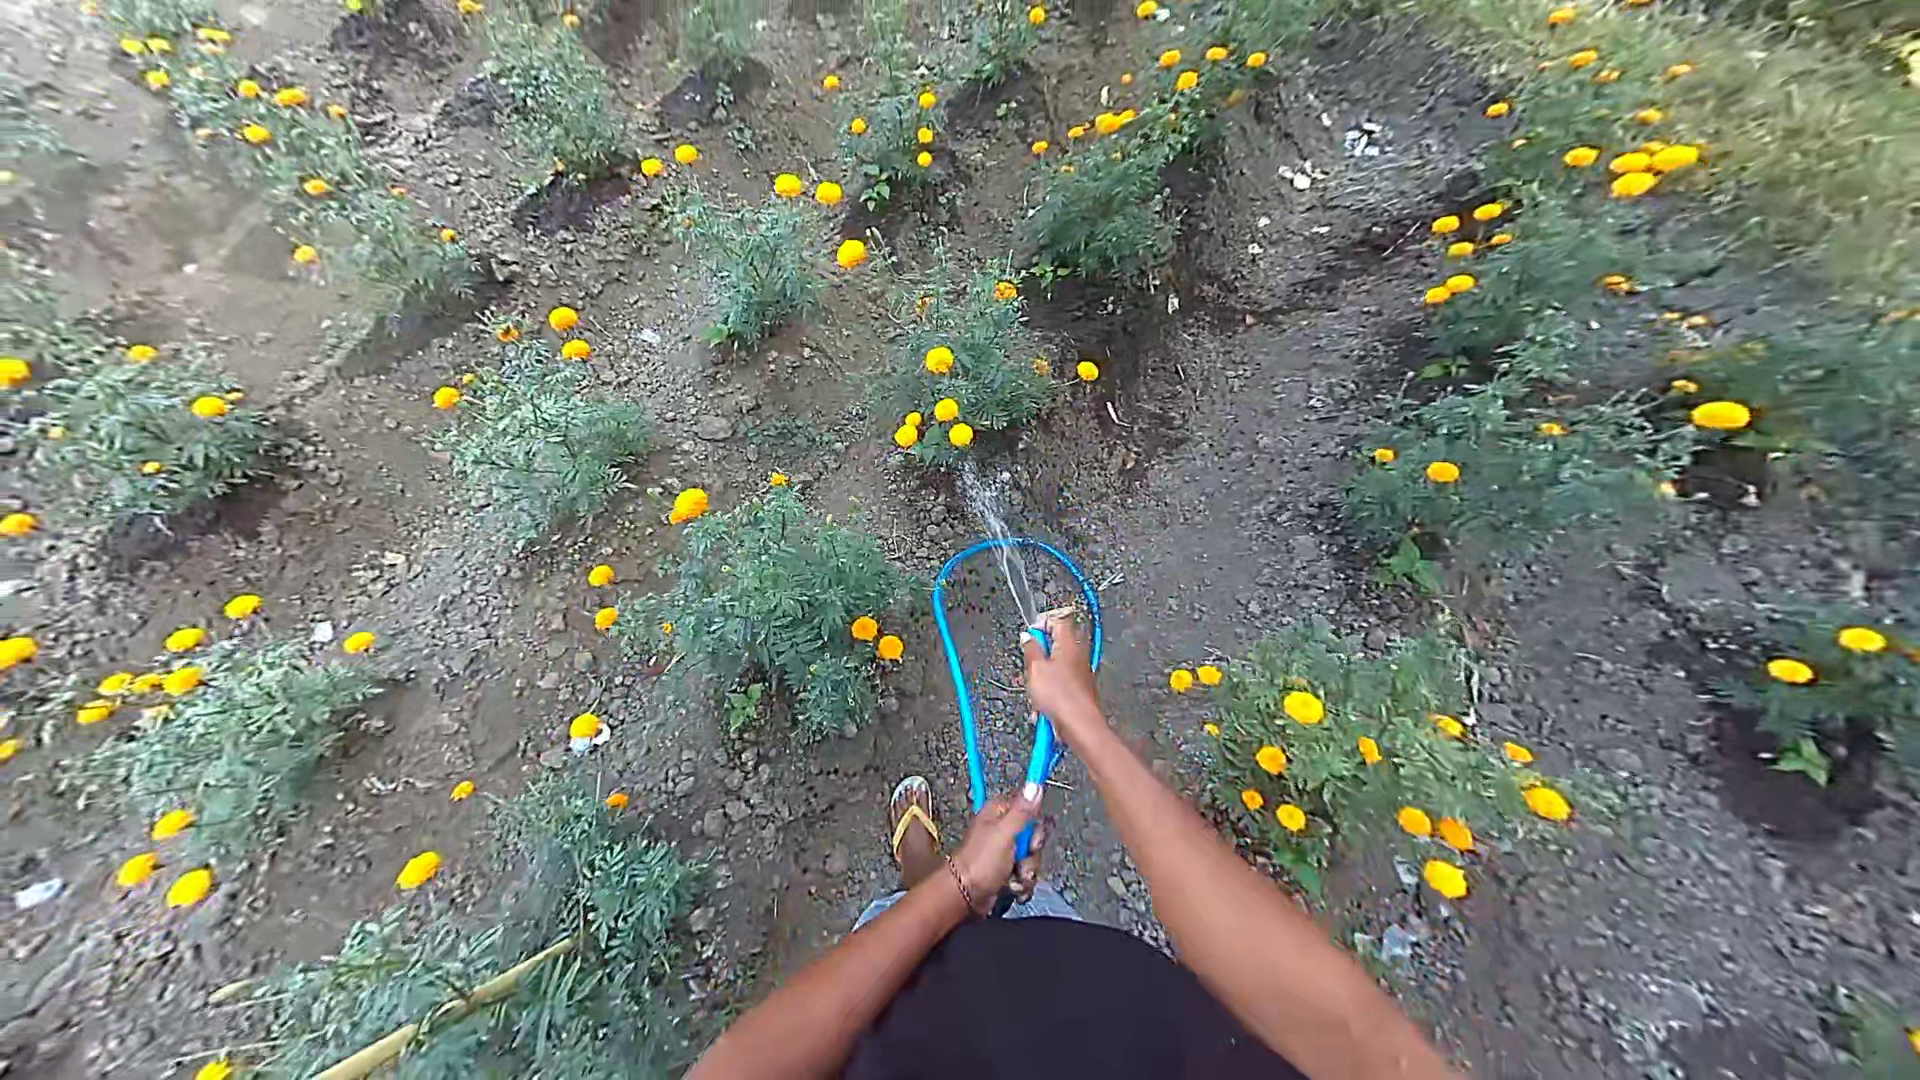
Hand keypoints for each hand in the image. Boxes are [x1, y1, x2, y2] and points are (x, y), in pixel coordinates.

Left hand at [948, 789, 1040, 914]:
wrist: (965, 895)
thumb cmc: (980, 861)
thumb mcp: (1005, 833)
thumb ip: (1023, 810)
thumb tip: (1035, 785)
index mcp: (1000, 812)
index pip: (1031, 809)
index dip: (1036, 827)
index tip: (1032, 840)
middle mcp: (1003, 828)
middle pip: (1034, 837)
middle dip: (1031, 855)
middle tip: (1020, 862)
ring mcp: (1005, 850)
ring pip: (1031, 857)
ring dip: (1026, 872)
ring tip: (1013, 878)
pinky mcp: (1006, 869)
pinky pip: (1025, 873)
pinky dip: (1021, 883)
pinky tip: (1012, 887)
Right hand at [1020, 610, 1104, 742]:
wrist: (1079, 725)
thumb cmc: (1060, 697)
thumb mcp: (1035, 668)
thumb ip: (1030, 649)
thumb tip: (1027, 636)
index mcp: (1069, 643)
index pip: (1058, 620)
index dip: (1042, 623)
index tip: (1030, 634)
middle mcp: (1078, 654)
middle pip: (1057, 644)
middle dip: (1040, 653)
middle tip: (1030, 663)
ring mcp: (1081, 672)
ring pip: (1056, 665)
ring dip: (1043, 675)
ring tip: (1035, 689)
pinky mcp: (1080, 688)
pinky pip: (1060, 683)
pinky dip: (1050, 690)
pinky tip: (1042, 705)